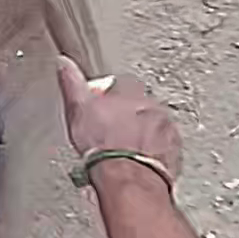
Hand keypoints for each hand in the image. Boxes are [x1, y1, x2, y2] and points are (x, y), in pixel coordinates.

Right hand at [55, 56, 182, 179]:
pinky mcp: (174, 152)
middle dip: (129, 114)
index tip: (100, 104)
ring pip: (153, 125)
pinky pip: (162, 147)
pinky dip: (150, 151)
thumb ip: (71, 83)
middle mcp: (154, 108)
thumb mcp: (77, 108)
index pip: (124, 83)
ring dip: (141, 132)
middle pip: (141, 105)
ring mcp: (166, 130)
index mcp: (132, 93)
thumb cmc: (103, 142)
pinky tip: (134, 159)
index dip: (110, 94)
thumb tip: (64, 62)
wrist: (126, 175)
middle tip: (110, 129)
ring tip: (121, 147)